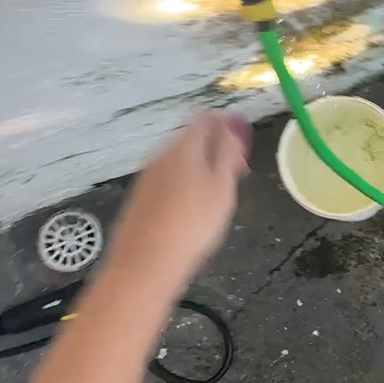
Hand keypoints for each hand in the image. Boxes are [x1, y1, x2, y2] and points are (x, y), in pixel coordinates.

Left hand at [107, 112, 251, 273]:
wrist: (146, 263)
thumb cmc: (192, 225)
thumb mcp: (222, 187)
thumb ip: (228, 153)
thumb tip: (231, 129)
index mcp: (183, 148)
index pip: (205, 119)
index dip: (227, 123)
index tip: (243, 138)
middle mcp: (160, 155)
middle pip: (191, 139)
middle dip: (216, 147)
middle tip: (238, 169)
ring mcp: (147, 176)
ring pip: (180, 160)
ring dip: (202, 166)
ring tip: (220, 191)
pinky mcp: (140, 197)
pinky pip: (168, 178)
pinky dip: (186, 182)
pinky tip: (194, 206)